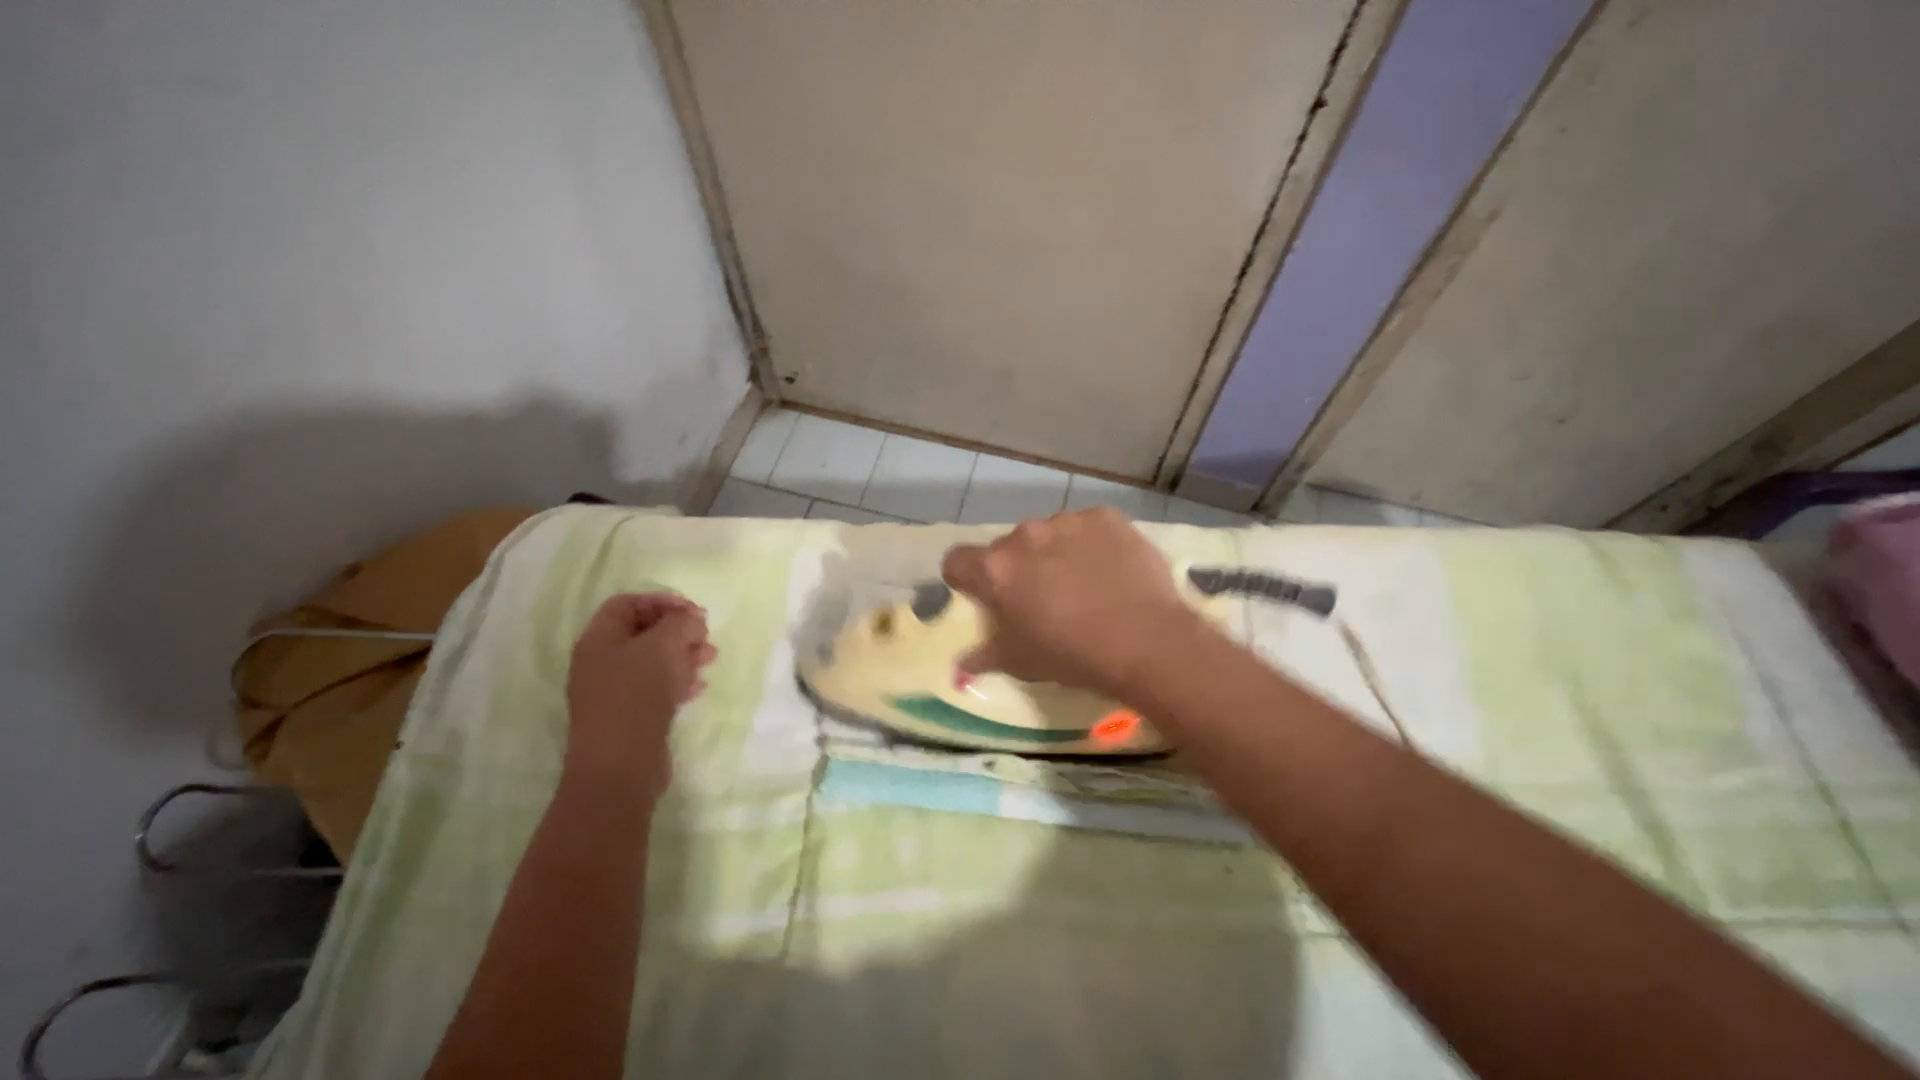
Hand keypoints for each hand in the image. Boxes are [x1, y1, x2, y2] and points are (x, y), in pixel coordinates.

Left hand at [564, 592, 717, 786]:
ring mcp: (612, 692)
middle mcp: (600, 662)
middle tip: (705, 636)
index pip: (627, 604)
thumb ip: (680, 623)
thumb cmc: (636, 696)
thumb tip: (691, 619)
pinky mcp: (628, 716)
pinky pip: (654, 688)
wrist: (620, 766)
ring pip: (652, 661)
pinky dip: (677, 682)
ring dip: (682, 655)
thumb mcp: (663, 647)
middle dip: (677, 630)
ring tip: (710, 659)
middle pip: (642, 632)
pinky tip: (697, 688)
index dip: (661, 601)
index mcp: (598, 639)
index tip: (693, 611)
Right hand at [940, 508, 1205, 699]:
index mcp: (996, 569)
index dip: (967, 578)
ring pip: (1051, 534)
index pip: (957, 560)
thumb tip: (962, 664)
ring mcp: (1068, 522)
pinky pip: (1089, 528)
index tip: (985, 597)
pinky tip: (1112, 571)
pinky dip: (1094, 545)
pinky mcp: (1107, 517)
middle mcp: (1025, 535)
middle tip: (1043, 598)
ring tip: (1085, 585)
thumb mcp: (1021, 663)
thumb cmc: (1072, 655)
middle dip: (1019, 568)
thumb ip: (985, 656)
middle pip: (1009, 548)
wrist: (1146, 641)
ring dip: (1057, 553)